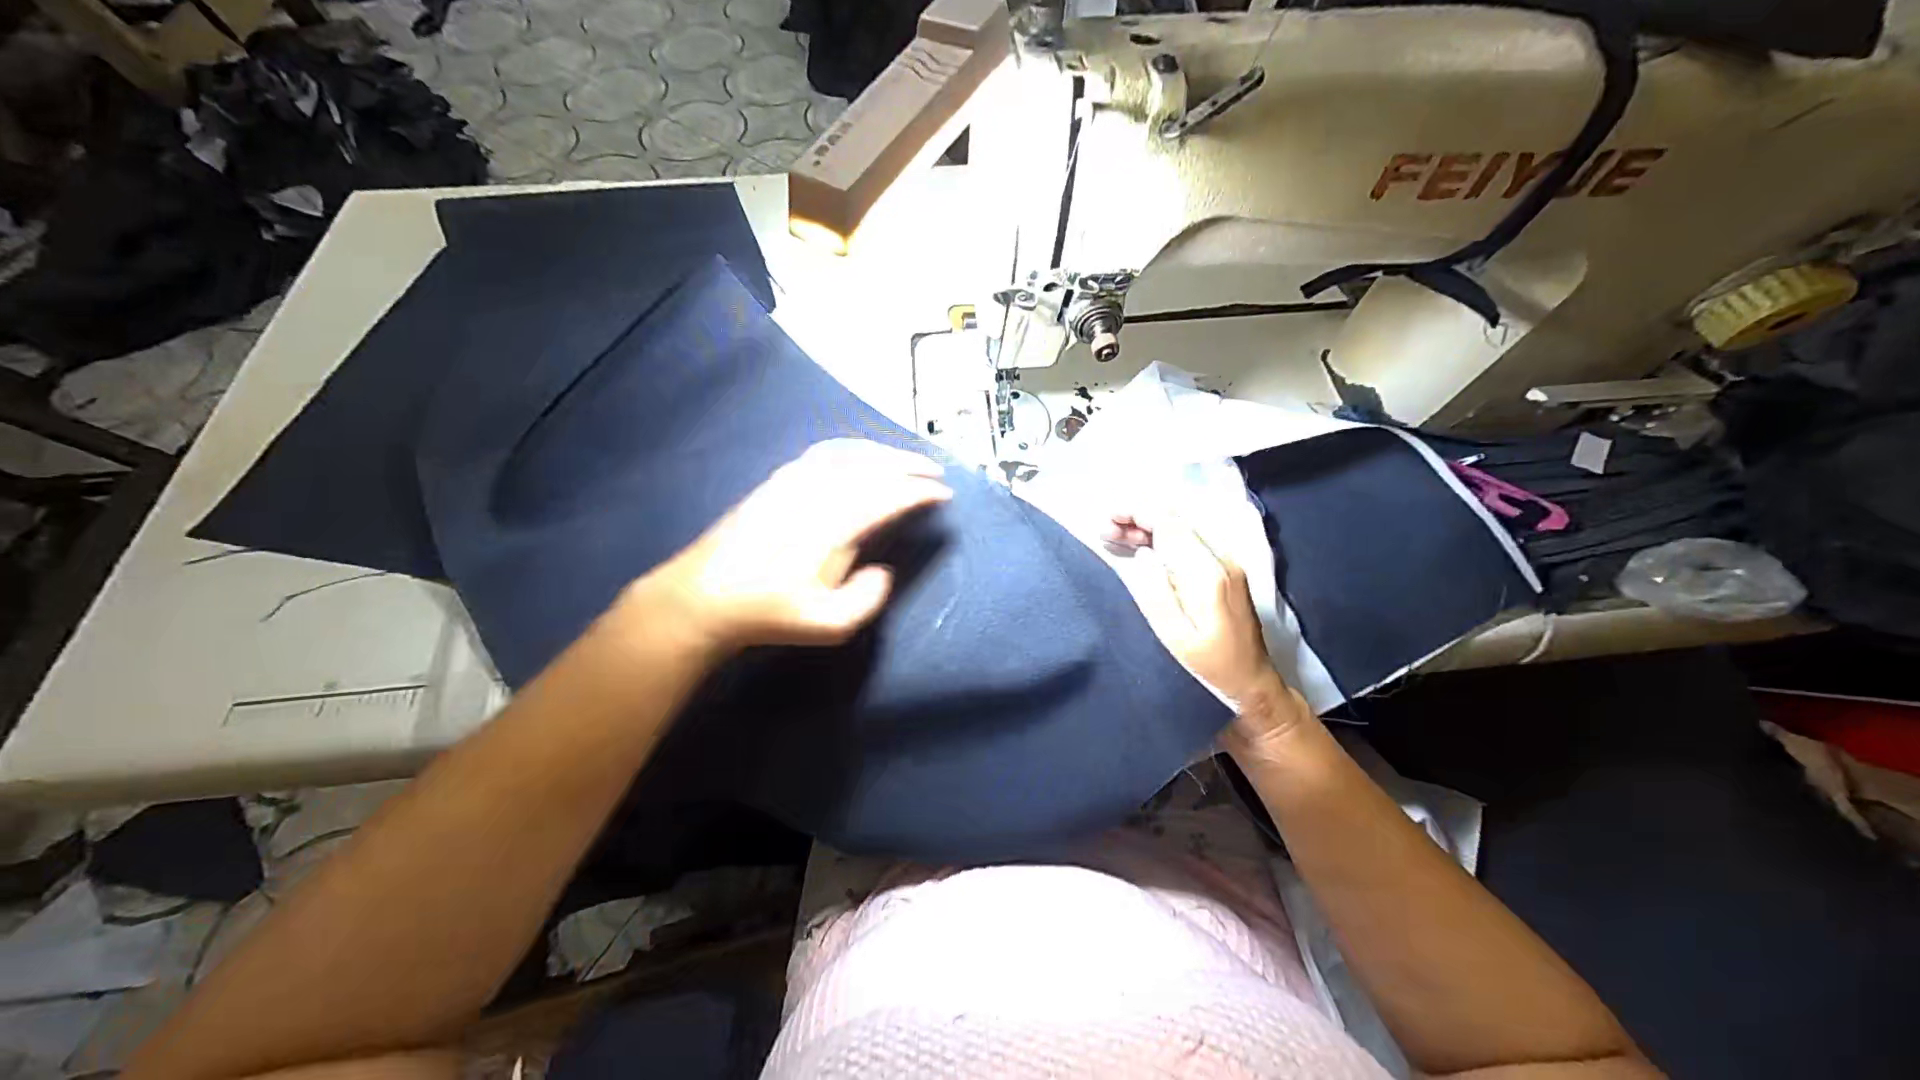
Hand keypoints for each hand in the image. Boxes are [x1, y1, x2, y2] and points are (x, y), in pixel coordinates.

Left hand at [617, 440, 951, 654]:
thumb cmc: (770, 613)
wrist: (708, 596)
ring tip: (905, 460)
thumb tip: (883, 572)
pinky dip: (853, 447)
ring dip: (883, 451)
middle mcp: (816, 493)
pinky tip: (860, 456)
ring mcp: (794, 481)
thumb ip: (867, 600)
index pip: (888, 495)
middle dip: (909, 465)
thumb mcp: (826, 624)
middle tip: (934, 472)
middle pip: (872, 466)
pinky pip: (823, 451)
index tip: (942, 494)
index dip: (920, 492)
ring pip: (848, 452)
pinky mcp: (777, 479)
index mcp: (833, 526)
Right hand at [1104, 512, 1313, 756]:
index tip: (1108, 521)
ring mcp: (1226, 564)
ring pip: (1182, 530)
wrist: (1252, 682)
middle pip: (1176, 521)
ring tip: (1114, 536)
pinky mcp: (1224, 572)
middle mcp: (1222, 560)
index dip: (1138, 515)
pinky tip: (1139, 547)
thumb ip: (1156, 593)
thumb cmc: (1210, 666)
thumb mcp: (1174, 636)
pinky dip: (1161, 539)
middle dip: (1138, 518)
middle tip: (1105, 530)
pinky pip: (1189, 543)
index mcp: (1208, 574)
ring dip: (1148, 528)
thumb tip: (1142, 555)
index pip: (1171, 525)